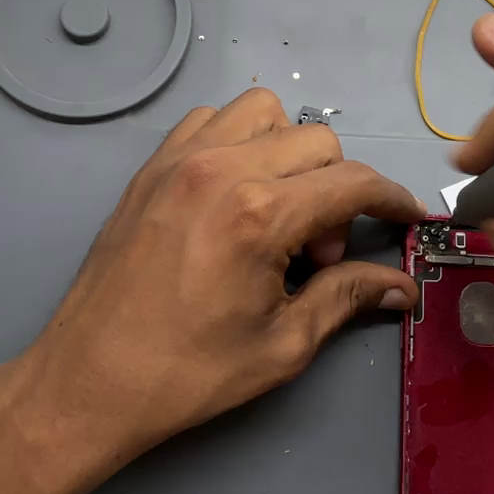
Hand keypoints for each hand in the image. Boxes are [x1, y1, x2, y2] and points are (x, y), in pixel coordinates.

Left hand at [22, 88, 424, 470]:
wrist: (89, 379)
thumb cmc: (187, 373)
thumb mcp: (282, 345)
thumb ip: (345, 297)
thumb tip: (400, 287)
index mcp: (261, 215)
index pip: (353, 182)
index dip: (391, 198)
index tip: (405, 217)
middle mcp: (223, 169)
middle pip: (317, 142)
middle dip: (337, 191)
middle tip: (314, 252)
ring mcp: (180, 159)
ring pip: (264, 114)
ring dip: (289, 153)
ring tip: (276, 210)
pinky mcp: (151, 166)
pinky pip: (210, 120)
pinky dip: (237, 141)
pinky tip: (232, 193)